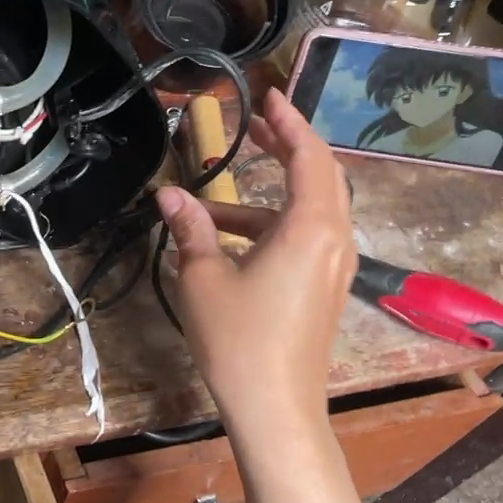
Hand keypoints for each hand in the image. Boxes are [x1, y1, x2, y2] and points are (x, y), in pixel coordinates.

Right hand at [158, 88, 354, 431]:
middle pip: (321, 176)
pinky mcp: (322, 288)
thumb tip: (168, 195)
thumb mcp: (203, 278)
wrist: (274, 406)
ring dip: (269, 193)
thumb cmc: (238, 338)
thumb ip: (189, 229)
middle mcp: (333, 240)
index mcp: (310, 228)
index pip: (309, 157)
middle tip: (253, 127)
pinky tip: (228, 239)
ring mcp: (332, 267)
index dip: (289, 123)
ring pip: (311, 210)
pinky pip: (305, 237)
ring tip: (216, 194)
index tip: (267, 97)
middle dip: (287, 147)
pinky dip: (272, 225)